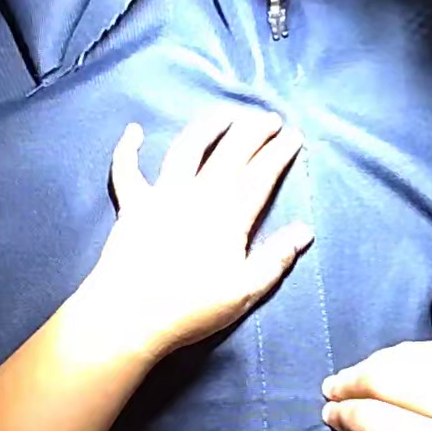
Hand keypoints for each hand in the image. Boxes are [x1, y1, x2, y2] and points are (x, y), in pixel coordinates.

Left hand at [73, 112, 312, 360]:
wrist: (129, 315)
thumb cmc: (191, 307)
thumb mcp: (245, 290)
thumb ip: (276, 258)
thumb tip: (305, 231)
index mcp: (229, 214)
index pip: (261, 173)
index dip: (280, 152)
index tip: (294, 136)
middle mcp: (197, 193)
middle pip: (230, 150)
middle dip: (253, 129)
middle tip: (269, 118)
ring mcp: (162, 195)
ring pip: (186, 147)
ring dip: (208, 126)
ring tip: (224, 115)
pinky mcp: (132, 205)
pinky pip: (126, 170)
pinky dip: (128, 149)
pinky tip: (134, 131)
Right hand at [321, 341, 431, 430]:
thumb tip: (354, 430)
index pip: (376, 418)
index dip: (343, 414)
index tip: (327, 414)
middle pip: (391, 376)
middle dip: (354, 381)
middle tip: (332, 390)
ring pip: (415, 355)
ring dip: (378, 363)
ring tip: (357, 377)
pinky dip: (411, 357)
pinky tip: (395, 368)